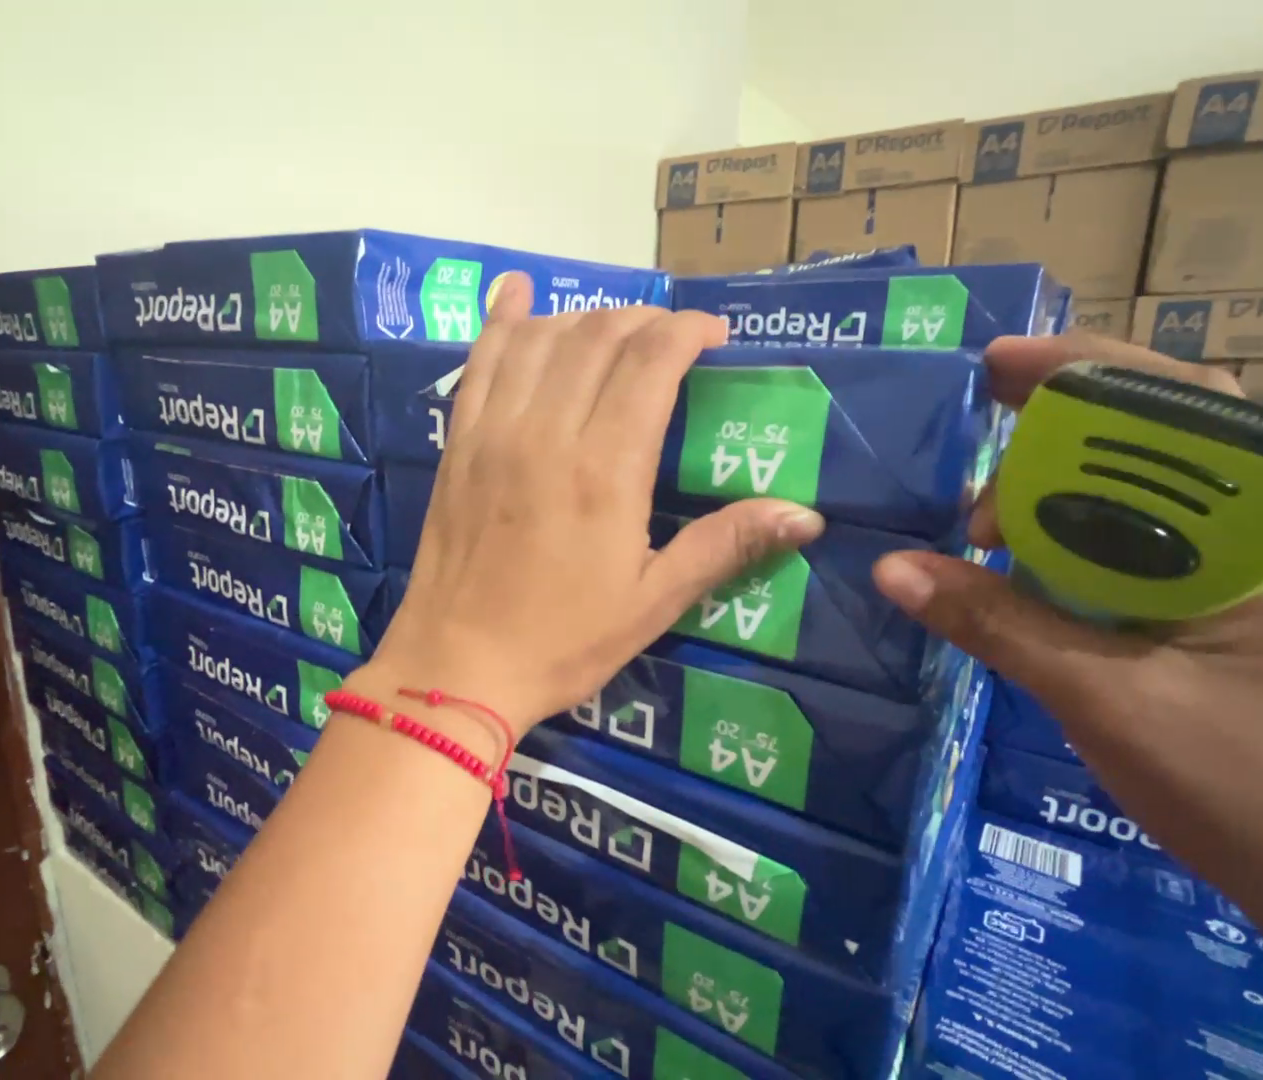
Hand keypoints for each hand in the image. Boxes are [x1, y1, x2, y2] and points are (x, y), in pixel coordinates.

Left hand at [358, 274, 823, 739]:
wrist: (457, 666)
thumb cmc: (562, 641)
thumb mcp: (653, 602)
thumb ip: (724, 546)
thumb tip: (805, 514)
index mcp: (605, 468)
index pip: (651, 360)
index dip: (687, 330)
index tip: (712, 336)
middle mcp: (547, 432)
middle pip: (598, 336)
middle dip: (643, 319)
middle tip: (669, 339)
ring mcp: (493, 433)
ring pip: (541, 339)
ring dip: (583, 317)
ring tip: (613, 328)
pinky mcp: (458, 444)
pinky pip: (478, 363)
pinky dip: (502, 322)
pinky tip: (518, 292)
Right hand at [872, 333, 1262, 930]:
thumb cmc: (1247, 795)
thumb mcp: (1103, 702)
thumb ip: (997, 624)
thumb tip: (891, 567)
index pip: (1185, 416)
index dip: (1086, 376)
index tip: (993, 366)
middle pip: (1172, 438)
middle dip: (1067, 428)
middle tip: (976, 447)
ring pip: (1160, 492)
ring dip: (1070, 492)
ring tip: (990, 525)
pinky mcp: (1249, 607)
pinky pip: (1158, 542)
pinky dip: (1089, 537)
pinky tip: (1038, 563)